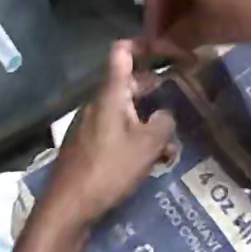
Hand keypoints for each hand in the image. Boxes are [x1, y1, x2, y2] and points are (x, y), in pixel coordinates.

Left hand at [41, 41, 177, 230]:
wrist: (67, 207)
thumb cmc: (108, 169)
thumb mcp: (148, 145)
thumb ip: (164, 123)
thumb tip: (164, 115)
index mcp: (111, 93)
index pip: (123, 51)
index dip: (145, 44)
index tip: (169, 49)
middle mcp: (99, 102)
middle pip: (130, 82)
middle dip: (157, 89)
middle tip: (183, 98)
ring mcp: (92, 123)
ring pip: (127, 110)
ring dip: (150, 120)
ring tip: (172, 144)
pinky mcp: (89, 144)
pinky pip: (118, 130)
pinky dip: (137, 137)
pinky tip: (153, 161)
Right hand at [141, 0, 250, 59]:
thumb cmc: (248, 9)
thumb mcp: (208, 29)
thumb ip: (179, 36)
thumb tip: (163, 43)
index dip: (152, 23)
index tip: (155, 47)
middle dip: (172, 11)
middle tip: (173, 39)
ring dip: (191, 1)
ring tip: (196, 28)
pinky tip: (220, 9)